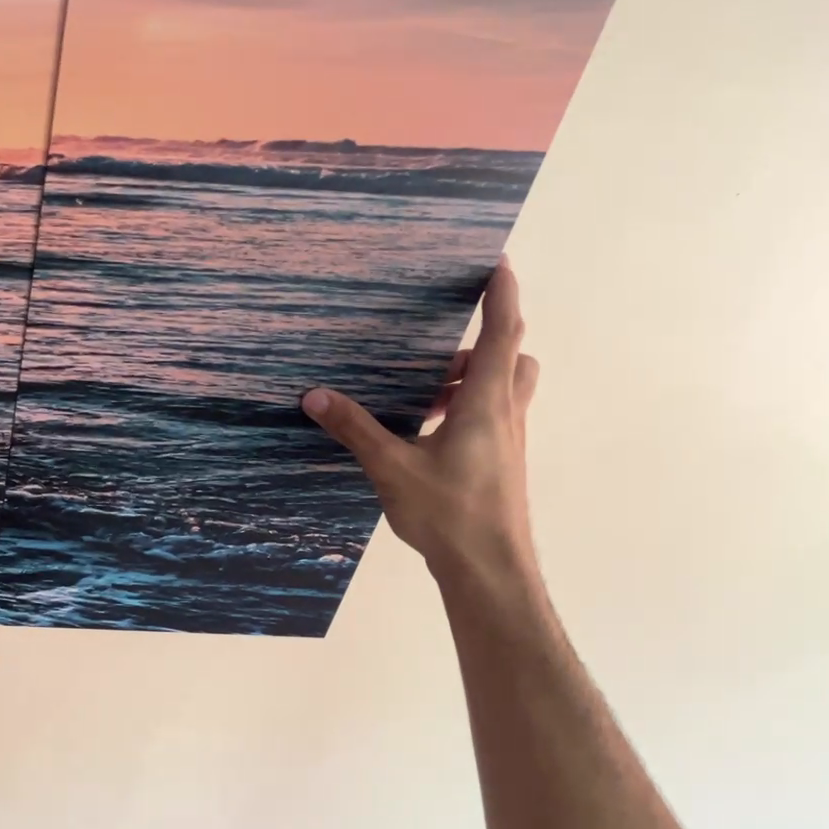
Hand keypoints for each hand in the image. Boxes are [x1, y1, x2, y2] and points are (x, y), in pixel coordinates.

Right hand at [302, 257, 540, 583]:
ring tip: (425, 396)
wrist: (489, 566)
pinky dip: (468, 410)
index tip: (498, 262)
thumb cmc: (448, 511)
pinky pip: (493, 418)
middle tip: (440, 355)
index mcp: (486, 404)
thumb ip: (355, 429)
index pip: (501, 334)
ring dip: (475, 381)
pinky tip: (428, 435)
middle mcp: (506, 415)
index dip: (503, 296)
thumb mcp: (391, 467)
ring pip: (506, 391)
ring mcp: (509, 442)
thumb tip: (315, 396)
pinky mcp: (502, 463)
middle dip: (486, 344)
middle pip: (513, 360)